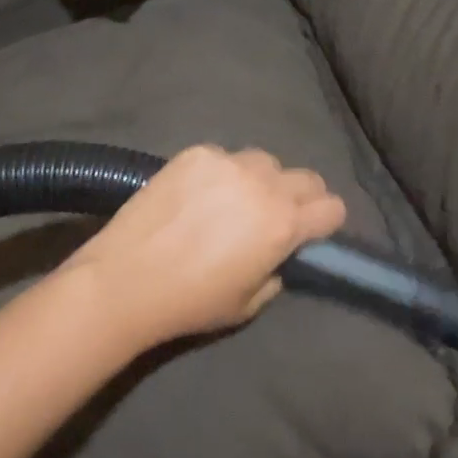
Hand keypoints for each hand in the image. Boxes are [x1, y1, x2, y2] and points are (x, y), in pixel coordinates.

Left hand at [62, 145, 347, 347]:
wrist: (125, 280)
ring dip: (262, 180)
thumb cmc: (191, 302)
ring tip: (234, 202)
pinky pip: (225, 157)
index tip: (309, 235)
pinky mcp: (195, 154)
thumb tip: (279, 253)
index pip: (333, 207)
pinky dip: (222, 173)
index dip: (325, 223)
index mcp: (284, 224)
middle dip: (300, 198)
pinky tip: (198, 195)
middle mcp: (264, 185)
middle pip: (306, 178)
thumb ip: (277, 271)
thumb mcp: (250, 303)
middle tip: (274, 219)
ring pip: (265, 162)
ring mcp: (227, 163)